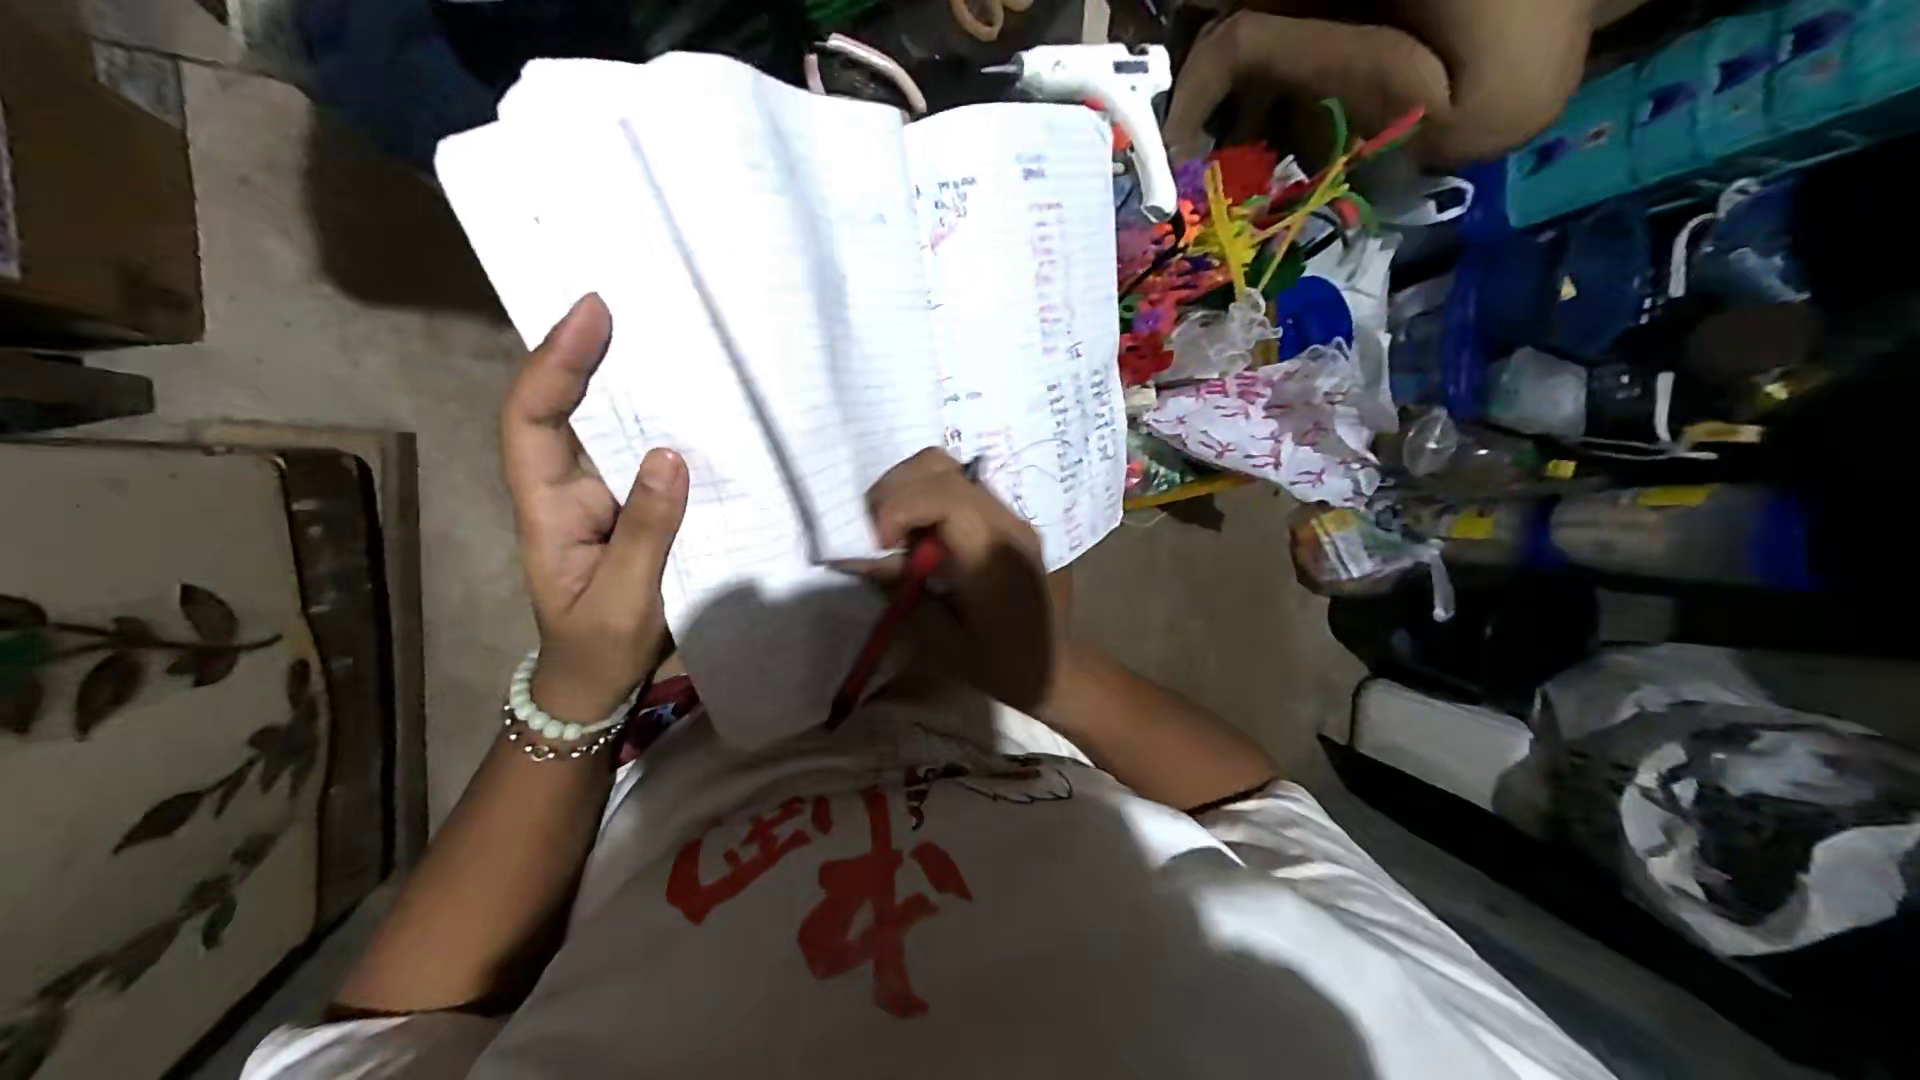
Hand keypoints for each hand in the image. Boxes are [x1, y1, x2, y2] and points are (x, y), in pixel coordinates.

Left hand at [500, 294, 689, 723]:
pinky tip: (687, 407)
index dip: (553, 366)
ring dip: (620, 384)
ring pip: (598, 429)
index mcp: (547, 509)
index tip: (590, 317)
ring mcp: (600, 500)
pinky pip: (640, 459)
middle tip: (622, 306)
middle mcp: (567, 491)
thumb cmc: (599, 650)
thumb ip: (647, 532)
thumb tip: (670, 455)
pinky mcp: (632, 512)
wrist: (596, 685)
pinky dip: (657, 425)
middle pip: (557, 409)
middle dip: (580, 354)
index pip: (531, 422)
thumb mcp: (625, 600)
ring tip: (657, 340)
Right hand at [850, 449, 1055, 711]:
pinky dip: (924, 499)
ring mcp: (1009, 514)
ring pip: (945, 468)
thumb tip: (860, 558)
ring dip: (907, 491)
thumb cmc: (1003, 665)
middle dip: (893, 493)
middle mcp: (1005, 520)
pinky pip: (956, 487)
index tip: (878, 546)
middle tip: (879, 538)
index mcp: (993, 552)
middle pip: (938, 466)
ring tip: (895, 536)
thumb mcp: (944, 641)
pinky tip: (919, 538)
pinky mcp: (1005, 518)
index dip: (896, 508)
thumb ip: (903, 592)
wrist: (1057, 667)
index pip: (941, 494)